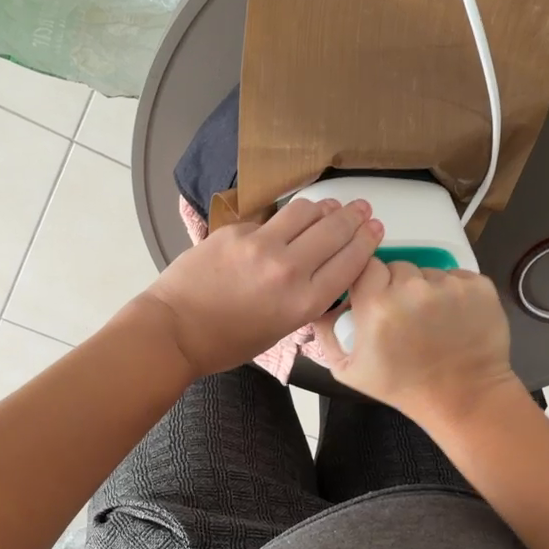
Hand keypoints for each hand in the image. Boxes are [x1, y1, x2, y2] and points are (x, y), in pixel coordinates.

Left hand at [135, 198, 382, 376]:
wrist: (174, 330)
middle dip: (354, 216)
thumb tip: (322, 272)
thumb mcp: (280, 330)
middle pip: (334, 230)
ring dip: (324, 207)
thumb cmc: (227, 342)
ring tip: (331, 206)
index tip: (374, 229)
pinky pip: (270, 218)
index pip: (349, 262)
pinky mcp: (236, 231)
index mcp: (303, 303)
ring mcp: (261, 245)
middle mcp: (289, 269)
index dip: (366, 241)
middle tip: (362, 209)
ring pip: (305, 211)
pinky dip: (283, 219)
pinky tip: (286, 221)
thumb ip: (306, 299)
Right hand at [312, 260, 521, 427]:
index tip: (375, 299)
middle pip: (397, 267)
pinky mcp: (479, 287)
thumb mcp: (348, 369)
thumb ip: (327, 331)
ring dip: (427, 290)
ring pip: (428, 272)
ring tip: (432, 321)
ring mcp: (450, 286)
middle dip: (397, 287)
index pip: (366, 266)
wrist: (464, 398)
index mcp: (377, 305)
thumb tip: (324, 302)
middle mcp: (413, 289)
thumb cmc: (403, 386)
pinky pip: (457, 277)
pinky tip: (454, 317)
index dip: (370, 282)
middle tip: (404, 317)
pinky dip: (455, 292)